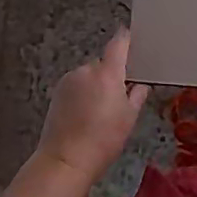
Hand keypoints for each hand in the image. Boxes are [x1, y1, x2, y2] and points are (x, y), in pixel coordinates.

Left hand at [35, 31, 147, 183]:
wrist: (66, 158)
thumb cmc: (103, 139)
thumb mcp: (129, 119)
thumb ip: (137, 96)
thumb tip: (139, 86)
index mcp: (107, 73)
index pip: (118, 44)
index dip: (125, 38)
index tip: (130, 37)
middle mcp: (86, 70)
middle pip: (103, 63)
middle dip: (111, 74)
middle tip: (118, 97)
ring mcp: (69, 79)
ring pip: (88, 75)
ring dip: (95, 84)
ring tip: (99, 112)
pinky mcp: (57, 91)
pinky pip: (76, 85)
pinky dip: (82, 93)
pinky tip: (84, 114)